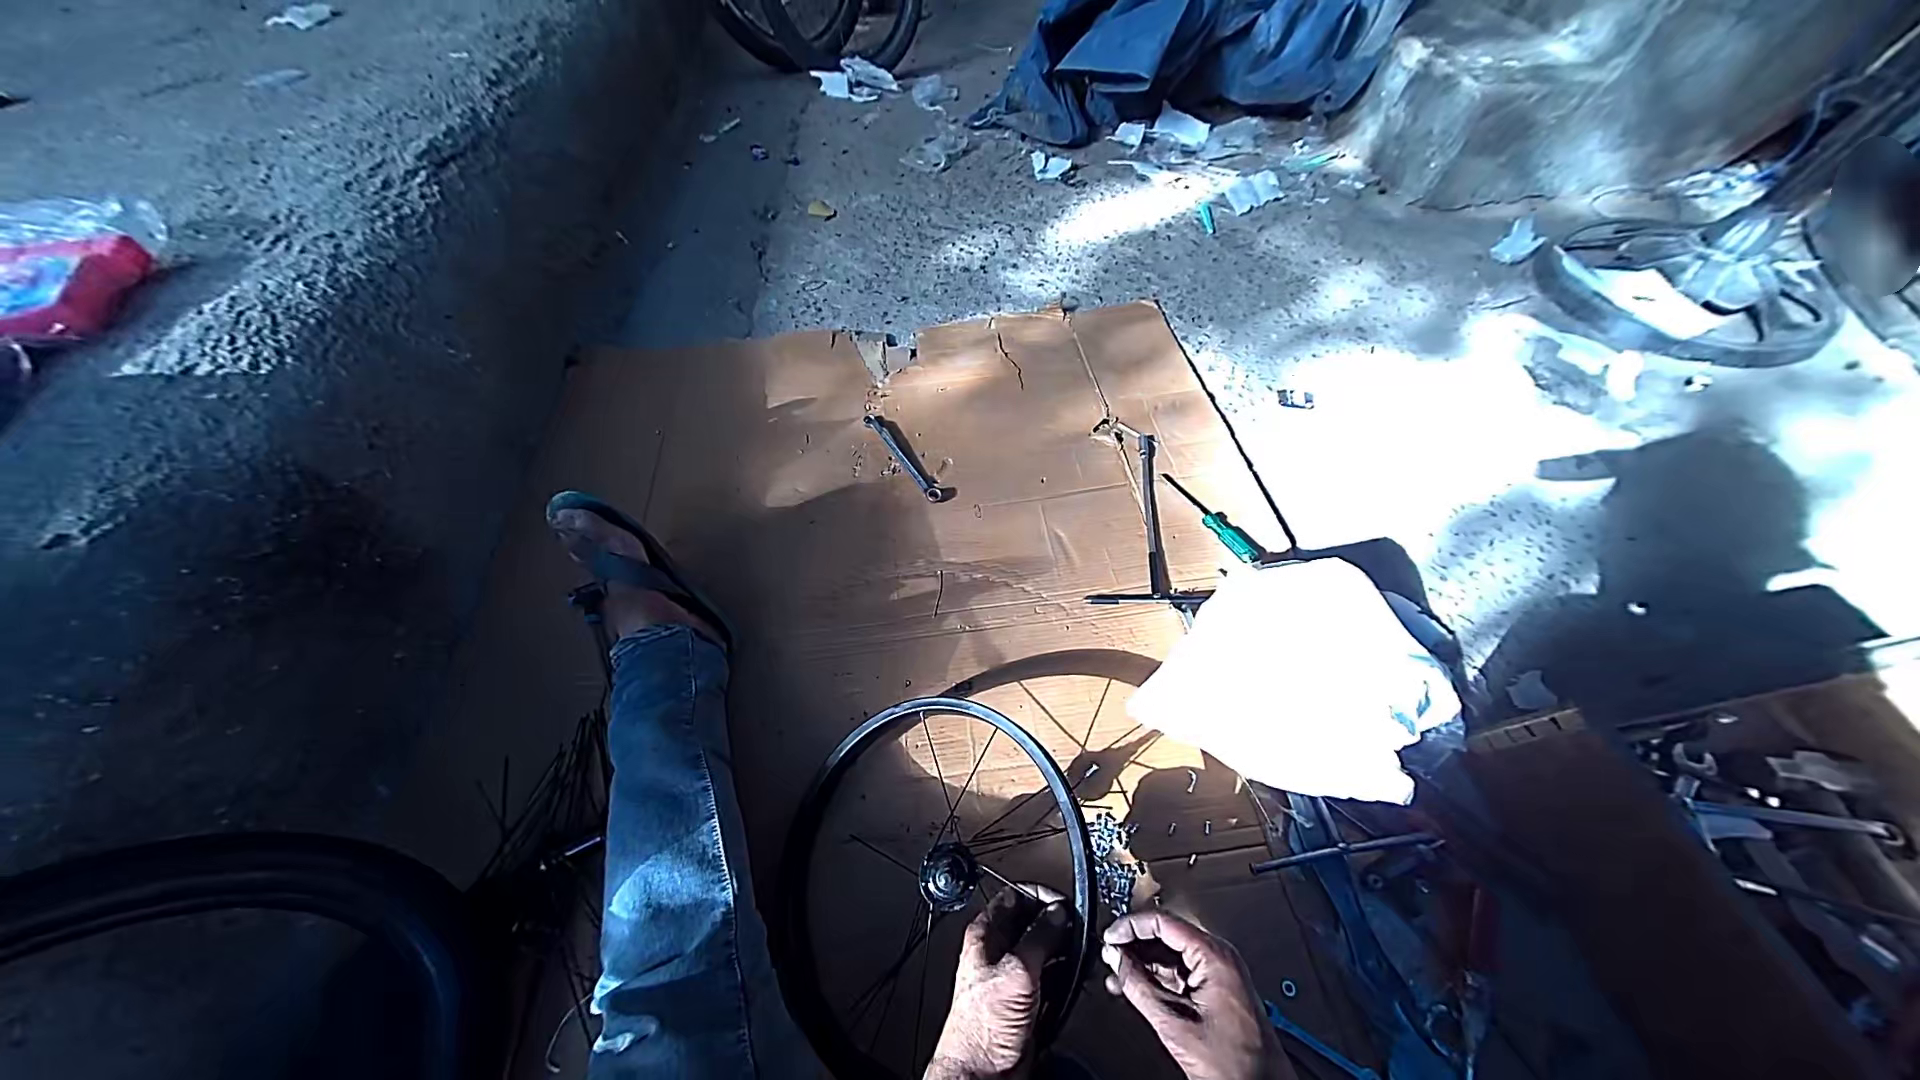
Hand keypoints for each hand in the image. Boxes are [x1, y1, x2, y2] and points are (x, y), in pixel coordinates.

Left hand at [925, 885, 1072, 1079]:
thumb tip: (1058, 911)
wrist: (982, 1074)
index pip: (1015, 896)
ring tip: (1080, 953)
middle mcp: (1000, 951)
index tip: (1063, 902)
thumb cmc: (980, 1026)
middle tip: (1077, 929)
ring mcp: (1015, 975)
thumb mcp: (1016, 970)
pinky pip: (1052, 977)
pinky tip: (1075, 977)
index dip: (1040, 895)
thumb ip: (1039, 937)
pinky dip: (1066, 975)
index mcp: (987, 933)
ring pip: (1046, 950)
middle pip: (1034, 923)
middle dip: (1058, 925)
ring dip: (1065, 951)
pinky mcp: (1029, 1000)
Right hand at [1101, 911, 1293, 1079]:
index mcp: (1214, 956)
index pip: (1161, 921)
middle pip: (1165, 934)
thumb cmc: (1236, 1068)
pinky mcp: (1217, 989)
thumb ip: (1139, 985)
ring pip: (1170, 953)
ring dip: (1142, 964)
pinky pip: (1180, 971)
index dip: (1130, 926)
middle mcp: (1219, 957)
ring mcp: (1220, 972)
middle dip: (1134, 946)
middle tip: (1111, 956)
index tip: (1110, 937)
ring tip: (1119, 976)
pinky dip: (1157, 977)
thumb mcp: (1174, 1023)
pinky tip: (1138, 988)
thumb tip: (1116, 959)